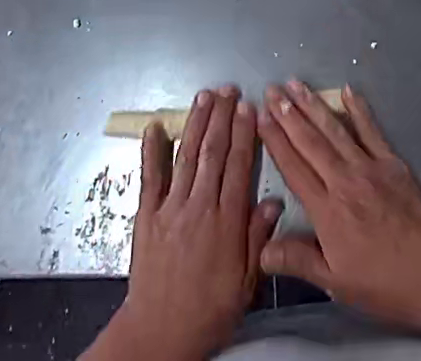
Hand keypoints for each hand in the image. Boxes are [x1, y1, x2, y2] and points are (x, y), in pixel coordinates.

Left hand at [85, 87, 283, 360]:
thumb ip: (258, 239)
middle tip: (229, 90)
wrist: (161, 330)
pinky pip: (150, 176)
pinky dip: (152, 149)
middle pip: (213, 153)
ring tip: (205, 96)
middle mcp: (199, 207)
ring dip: (196, 123)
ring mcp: (170, 207)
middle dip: (222, 118)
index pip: (239, 168)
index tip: (249, 108)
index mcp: (226, 223)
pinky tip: (156, 126)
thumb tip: (273, 201)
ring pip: (187, 156)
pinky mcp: (147, 213)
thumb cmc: (210, 309)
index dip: (244, 135)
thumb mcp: (245, 283)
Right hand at [259, 81, 420, 332]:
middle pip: (309, 141)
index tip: (260, 116)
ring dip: (313, 104)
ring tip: (295, 83)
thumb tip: (262, 252)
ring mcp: (368, 167)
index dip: (274, 140)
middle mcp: (342, 181)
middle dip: (287, 113)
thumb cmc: (384, 281)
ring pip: (334, 130)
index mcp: (326, 209)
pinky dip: (358, 109)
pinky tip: (346, 90)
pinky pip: (371, 130)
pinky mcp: (391, 163)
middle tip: (271, 90)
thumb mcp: (337, 282)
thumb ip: (298, 260)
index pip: (293, 167)